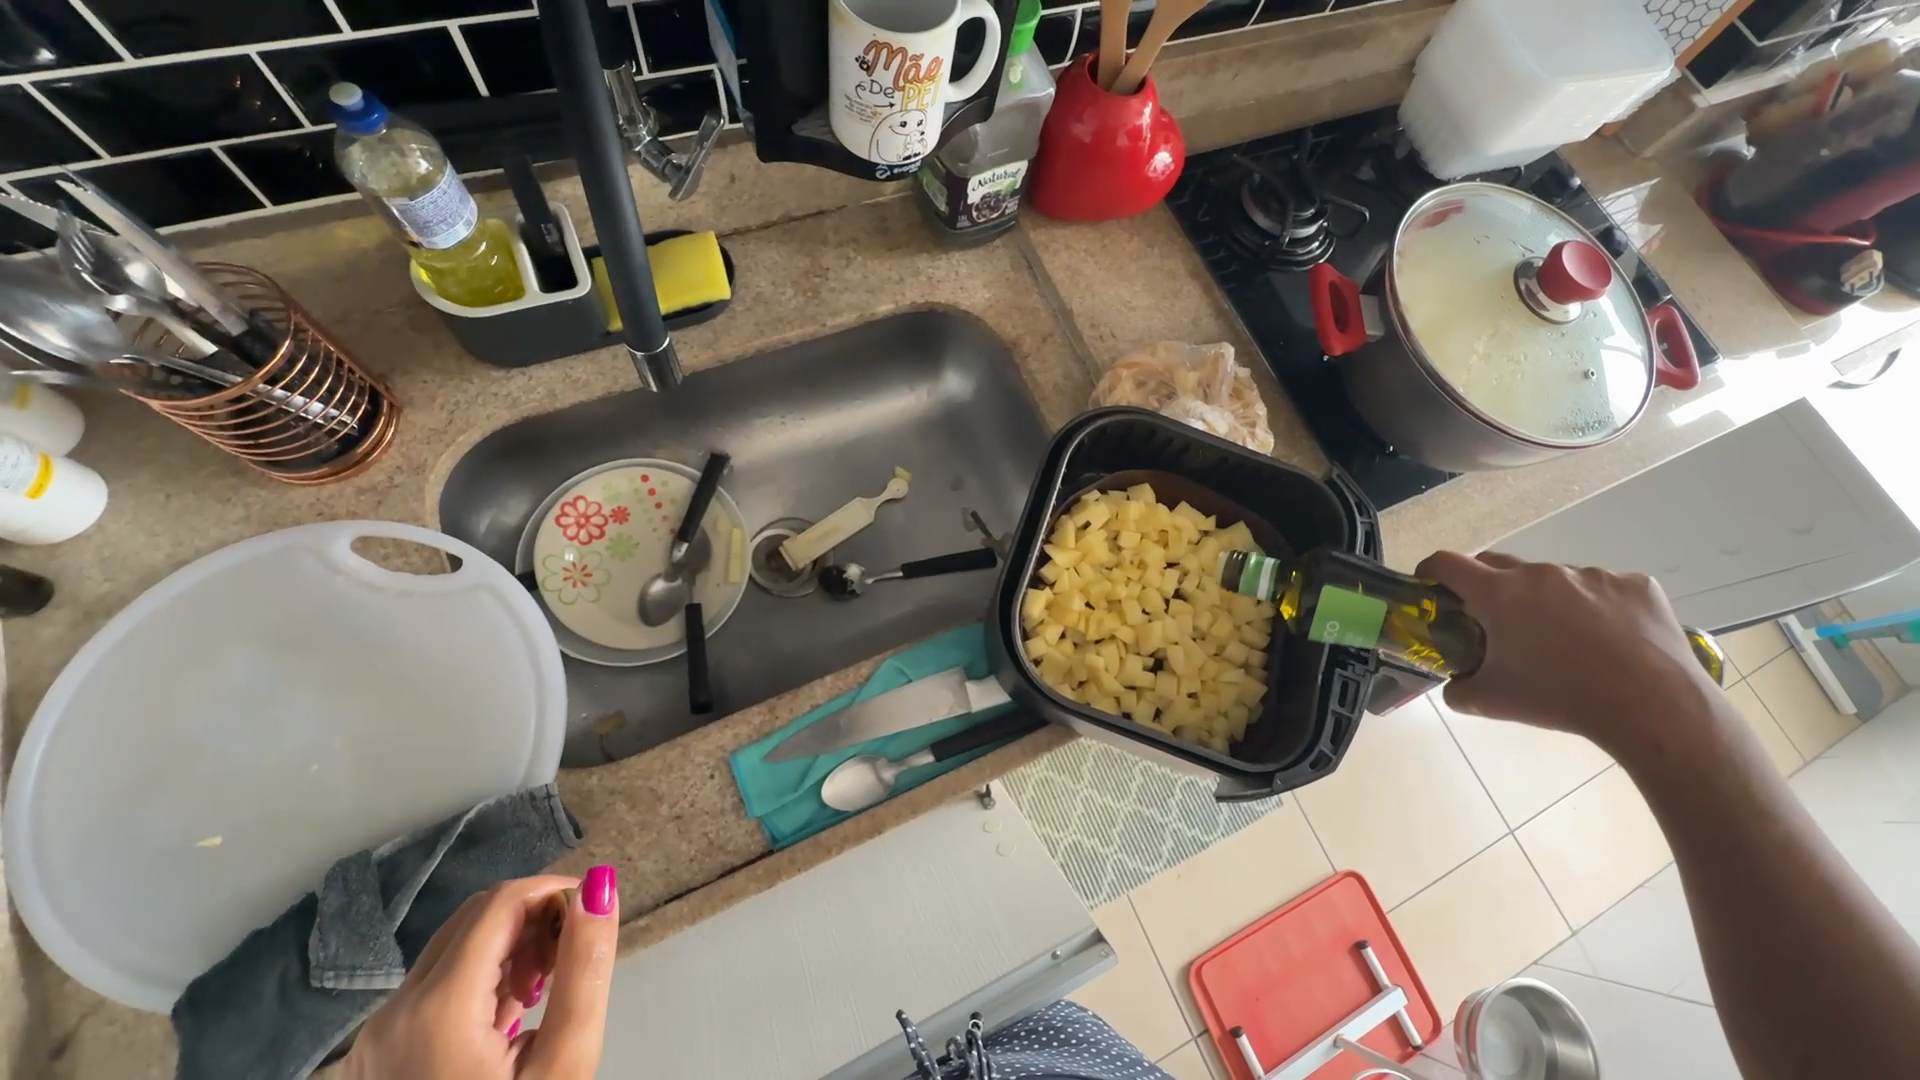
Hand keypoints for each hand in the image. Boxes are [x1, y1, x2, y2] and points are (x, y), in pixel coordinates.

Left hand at [342, 866, 619, 1079]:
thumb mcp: (565, 1062)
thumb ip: (585, 967)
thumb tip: (601, 885)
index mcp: (435, 1008)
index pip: (502, 902)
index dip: (557, 892)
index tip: (595, 917)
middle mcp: (391, 1012)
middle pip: (474, 918)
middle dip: (535, 919)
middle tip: (573, 959)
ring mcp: (372, 1039)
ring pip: (452, 950)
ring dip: (510, 948)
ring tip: (547, 991)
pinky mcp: (372, 1059)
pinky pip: (432, 988)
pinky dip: (480, 980)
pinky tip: (510, 1019)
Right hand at [1417, 551, 1721, 757]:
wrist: (1654, 708)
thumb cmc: (1559, 698)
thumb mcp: (1490, 702)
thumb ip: (1457, 689)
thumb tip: (1454, 684)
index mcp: (1499, 594)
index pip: (1446, 563)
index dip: (1430, 572)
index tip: (1430, 587)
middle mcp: (1541, 573)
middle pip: (1497, 565)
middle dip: (1486, 587)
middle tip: (1494, 621)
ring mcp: (1592, 575)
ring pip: (1553, 580)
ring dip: (1545, 601)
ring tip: (1564, 641)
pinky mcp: (1636, 585)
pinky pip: (1603, 589)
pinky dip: (1595, 608)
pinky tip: (1609, 641)